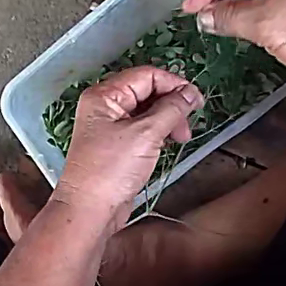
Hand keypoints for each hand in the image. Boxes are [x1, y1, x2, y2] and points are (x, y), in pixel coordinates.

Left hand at [53, 66, 203, 220]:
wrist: (90, 210)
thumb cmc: (110, 171)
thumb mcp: (146, 134)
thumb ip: (171, 109)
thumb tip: (190, 93)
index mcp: (104, 96)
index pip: (146, 76)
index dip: (174, 84)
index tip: (195, 100)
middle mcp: (104, 107)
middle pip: (147, 92)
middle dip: (171, 104)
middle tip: (186, 126)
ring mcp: (108, 127)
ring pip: (146, 111)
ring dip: (167, 120)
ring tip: (180, 138)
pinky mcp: (115, 146)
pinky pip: (141, 129)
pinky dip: (157, 133)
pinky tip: (166, 144)